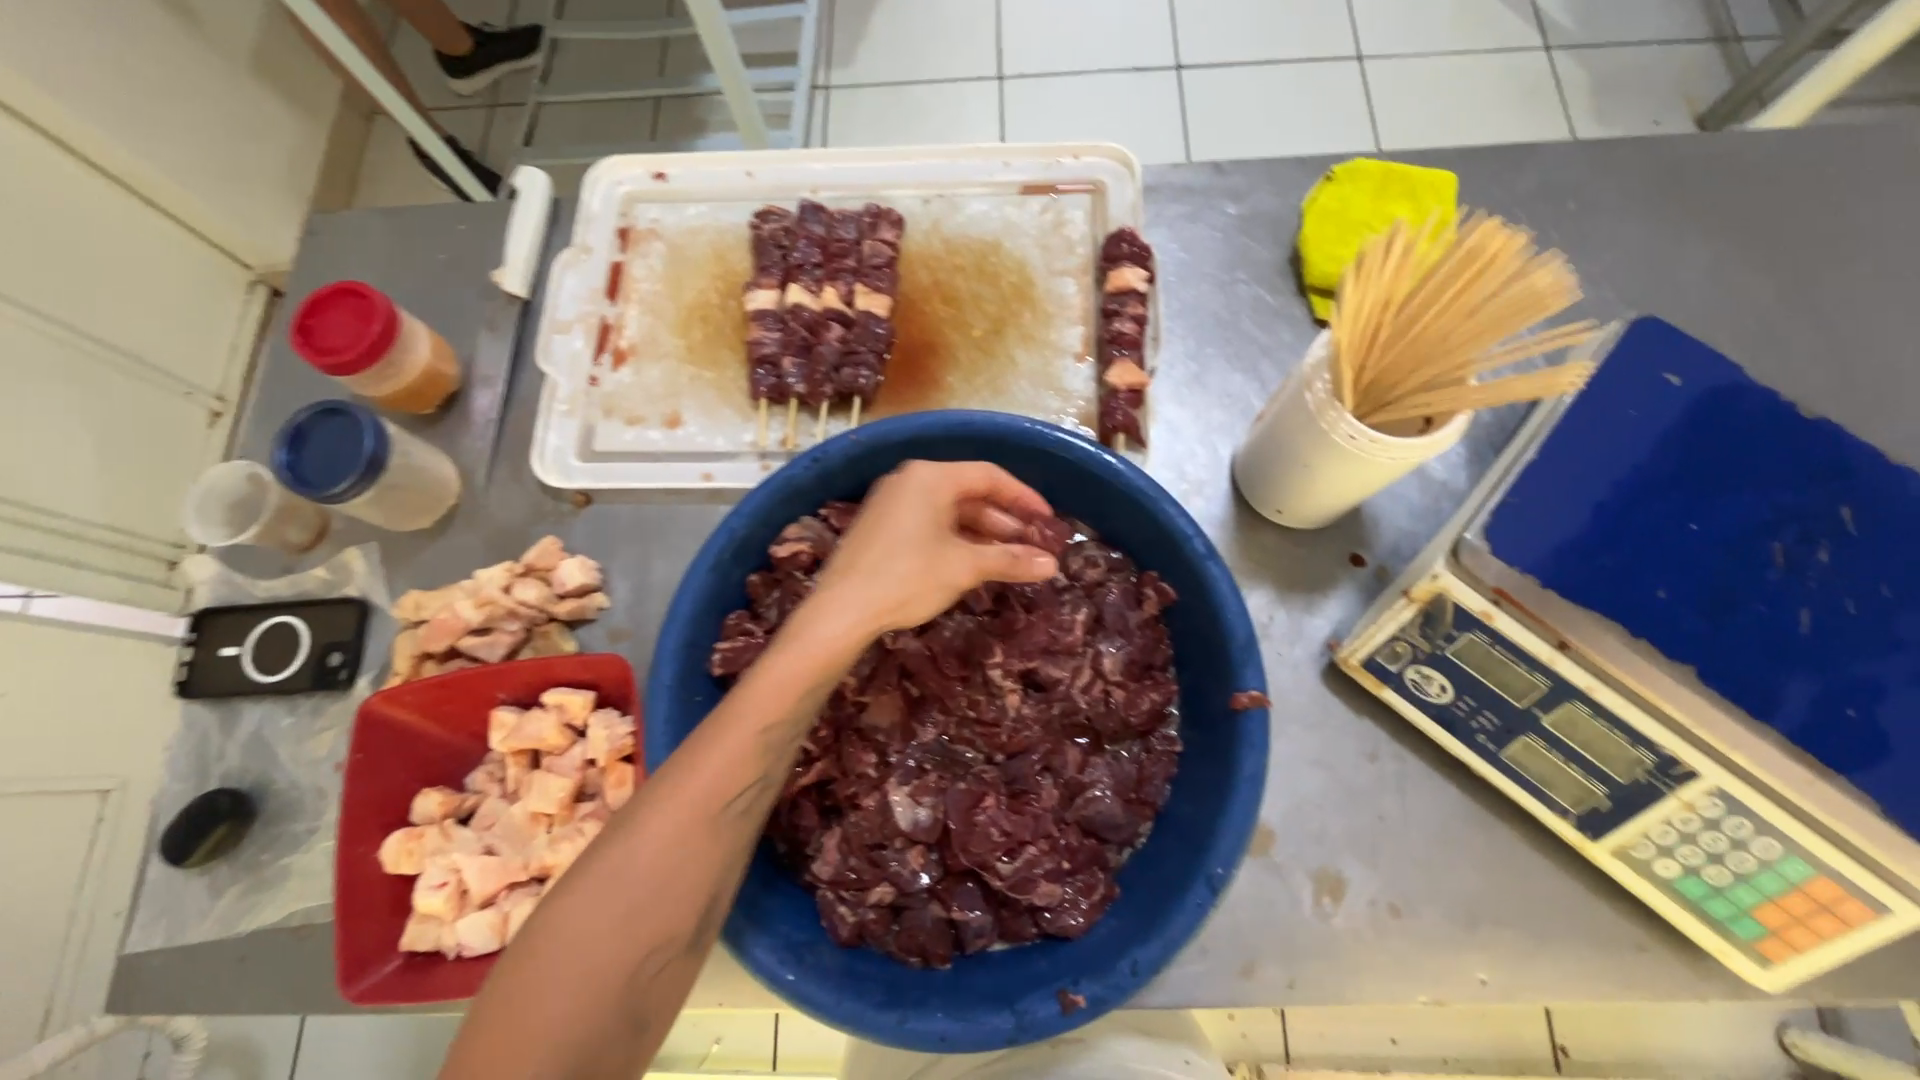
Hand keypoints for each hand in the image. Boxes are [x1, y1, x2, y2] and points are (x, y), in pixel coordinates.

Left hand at [805, 460, 1059, 638]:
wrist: (841, 609)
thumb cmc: (907, 578)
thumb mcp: (964, 567)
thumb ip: (1009, 560)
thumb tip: (1051, 565)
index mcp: (931, 477)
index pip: (989, 476)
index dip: (1023, 497)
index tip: (1047, 520)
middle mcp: (910, 480)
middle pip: (969, 493)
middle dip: (1004, 521)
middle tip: (1034, 545)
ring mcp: (892, 502)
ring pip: (949, 511)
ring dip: (982, 533)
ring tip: (1011, 559)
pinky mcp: (882, 526)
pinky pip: (929, 523)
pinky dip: (956, 539)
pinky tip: (975, 563)